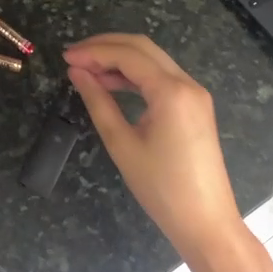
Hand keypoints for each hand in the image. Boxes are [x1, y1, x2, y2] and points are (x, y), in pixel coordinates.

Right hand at [66, 34, 239, 248]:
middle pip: (142, 47)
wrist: (207, 225)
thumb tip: (77, 72)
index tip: (65, 57)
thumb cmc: (162, 188)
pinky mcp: (194, 106)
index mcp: (171, 92)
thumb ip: (98, 101)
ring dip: (119, 58)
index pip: (127, 55)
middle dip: (105, 46)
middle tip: (74, 55)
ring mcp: (194, 94)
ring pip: (152, 59)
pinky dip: (134, 74)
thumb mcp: (122, 144)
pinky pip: (161, 76)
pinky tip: (111, 83)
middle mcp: (187, 84)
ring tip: (87, 69)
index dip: (94, 52)